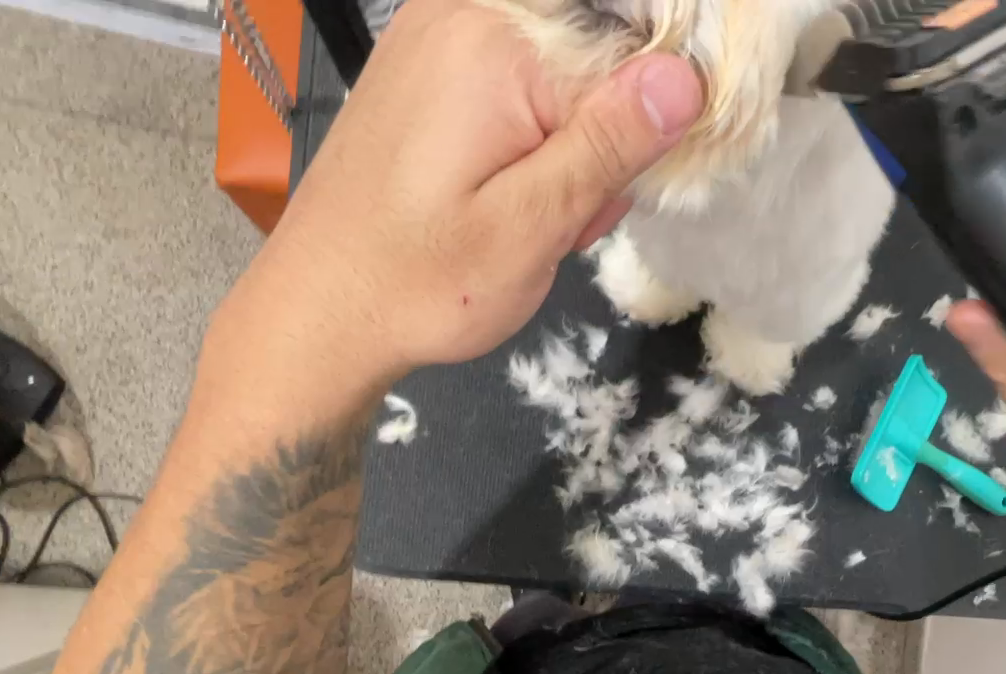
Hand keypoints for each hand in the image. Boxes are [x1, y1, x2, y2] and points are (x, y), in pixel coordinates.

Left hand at [215, 0, 702, 389]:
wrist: (322, 311)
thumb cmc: (423, 283)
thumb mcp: (531, 226)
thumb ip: (607, 146)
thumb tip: (684, 80)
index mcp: (496, 43)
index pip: (630, 53)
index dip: (648, 128)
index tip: (622, 193)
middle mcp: (464, 17)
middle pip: (596, 65)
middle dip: (603, 147)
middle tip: (565, 221)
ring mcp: (439, 42)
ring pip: (561, 86)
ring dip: (568, 158)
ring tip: (531, 223)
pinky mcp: (429, 77)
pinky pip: (518, 96)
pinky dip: (531, 151)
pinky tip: (507, 203)